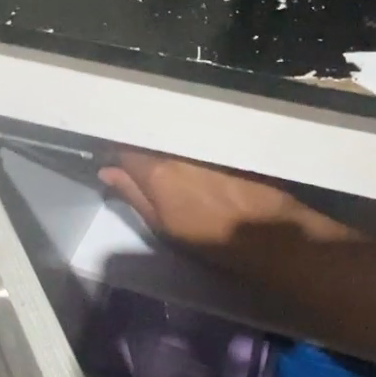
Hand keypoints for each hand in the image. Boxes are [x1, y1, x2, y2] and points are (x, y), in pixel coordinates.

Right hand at [97, 151, 329, 257]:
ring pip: (174, 139)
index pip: (124, 150)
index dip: (116, 155)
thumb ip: (133, 195)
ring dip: (166, 148)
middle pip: (151, 141)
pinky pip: (198, 140)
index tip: (112, 163)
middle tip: (136, 164)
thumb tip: (107, 171)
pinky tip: (195, 161)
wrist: (268, 233)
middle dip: (141, 148)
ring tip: (167, 163)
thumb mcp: (163, 224)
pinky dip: (190, 147)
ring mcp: (203, 144)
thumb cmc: (210, 237)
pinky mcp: (225, 144)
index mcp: (157, 168)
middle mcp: (178, 148)